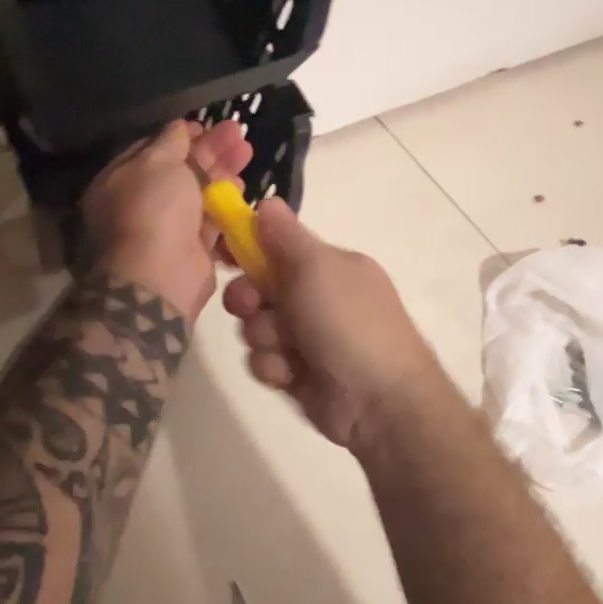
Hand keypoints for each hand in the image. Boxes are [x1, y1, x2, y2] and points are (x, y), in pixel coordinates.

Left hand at [81, 119, 251, 317]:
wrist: (160, 275)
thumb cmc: (152, 209)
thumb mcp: (158, 162)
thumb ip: (171, 141)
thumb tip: (180, 127)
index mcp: (119, 182)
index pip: (150, 151)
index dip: (179, 136)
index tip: (205, 124)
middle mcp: (139, 205)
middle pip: (179, 171)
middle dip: (209, 151)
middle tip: (238, 132)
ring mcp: (166, 230)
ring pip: (198, 195)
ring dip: (223, 175)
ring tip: (247, 153)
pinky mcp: (191, 252)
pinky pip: (211, 223)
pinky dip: (227, 206)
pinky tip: (244, 189)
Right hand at [222, 199, 448, 450]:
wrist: (379, 402)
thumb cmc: (349, 323)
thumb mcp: (316, 267)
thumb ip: (285, 236)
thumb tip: (266, 201)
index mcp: (331, 266)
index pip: (279, 247)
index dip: (249, 248)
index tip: (223, 252)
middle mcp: (320, 298)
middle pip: (259, 288)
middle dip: (248, 298)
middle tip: (249, 307)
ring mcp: (309, 338)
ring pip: (256, 328)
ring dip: (263, 338)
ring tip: (285, 350)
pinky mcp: (298, 374)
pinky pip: (264, 361)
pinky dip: (273, 367)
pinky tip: (291, 376)